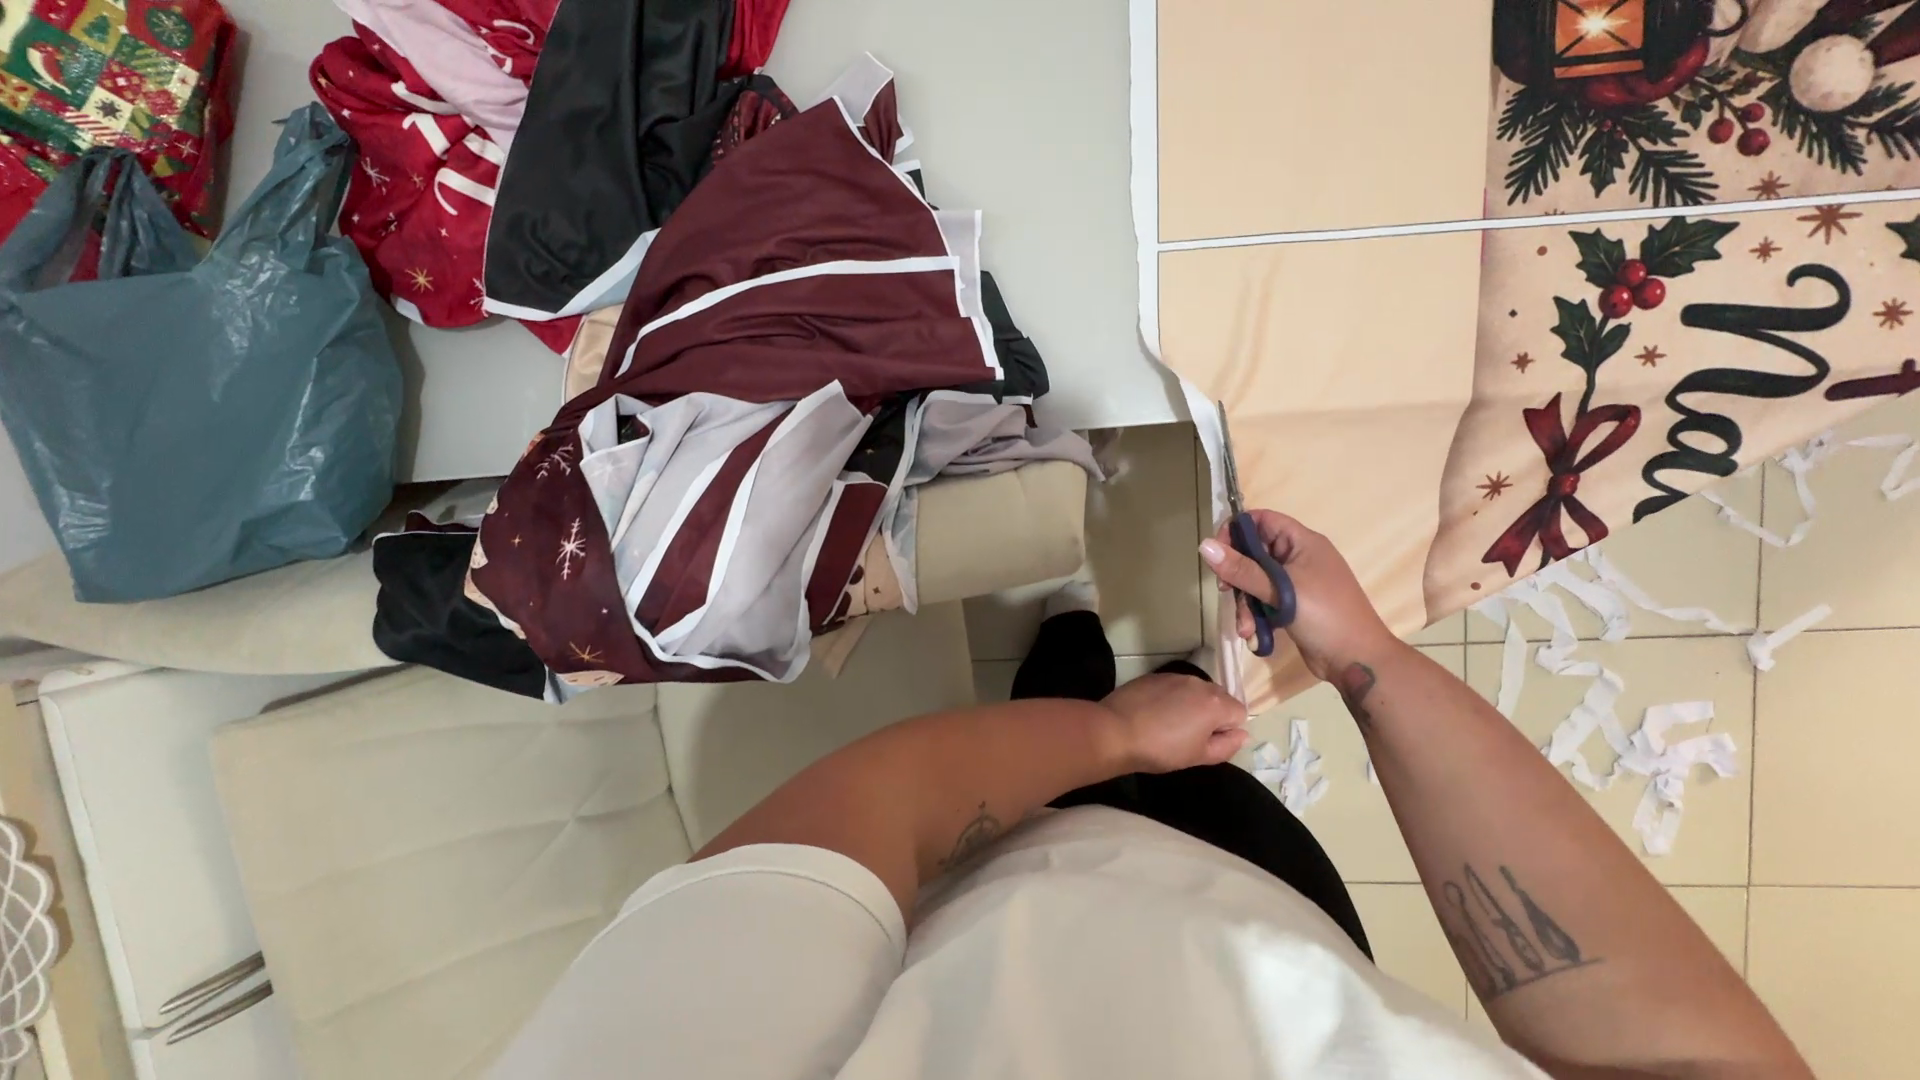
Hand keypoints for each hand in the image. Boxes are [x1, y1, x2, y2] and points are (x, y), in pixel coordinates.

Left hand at [1100, 674, 1248, 773]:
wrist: (1115, 731)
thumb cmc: (1161, 749)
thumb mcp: (1198, 756)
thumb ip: (1227, 745)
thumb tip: (1242, 734)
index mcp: (1216, 702)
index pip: (1239, 713)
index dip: (1227, 730)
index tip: (1205, 742)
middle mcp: (1199, 682)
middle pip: (1219, 697)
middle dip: (1212, 715)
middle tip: (1189, 736)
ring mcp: (1174, 676)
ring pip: (1195, 690)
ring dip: (1191, 704)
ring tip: (1169, 725)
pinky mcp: (1154, 675)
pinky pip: (1174, 686)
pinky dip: (1171, 698)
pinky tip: (1154, 713)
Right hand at [1199, 511, 1397, 681]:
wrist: (1357, 659)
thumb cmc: (1325, 615)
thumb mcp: (1280, 590)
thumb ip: (1241, 569)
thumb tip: (1204, 545)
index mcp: (1302, 542)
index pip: (1262, 520)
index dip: (1237, 531)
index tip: (1219, 554)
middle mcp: (1298, 558)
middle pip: (1254, 554)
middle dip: (1237, 576)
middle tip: (1225, 591)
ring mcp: (1296, 583)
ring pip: (1255, 582)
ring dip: (1245, 604)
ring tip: (1246, 627)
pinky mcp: (1293, 606)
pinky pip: (1264, 601)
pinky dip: (1256, 616)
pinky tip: (1254, 634)